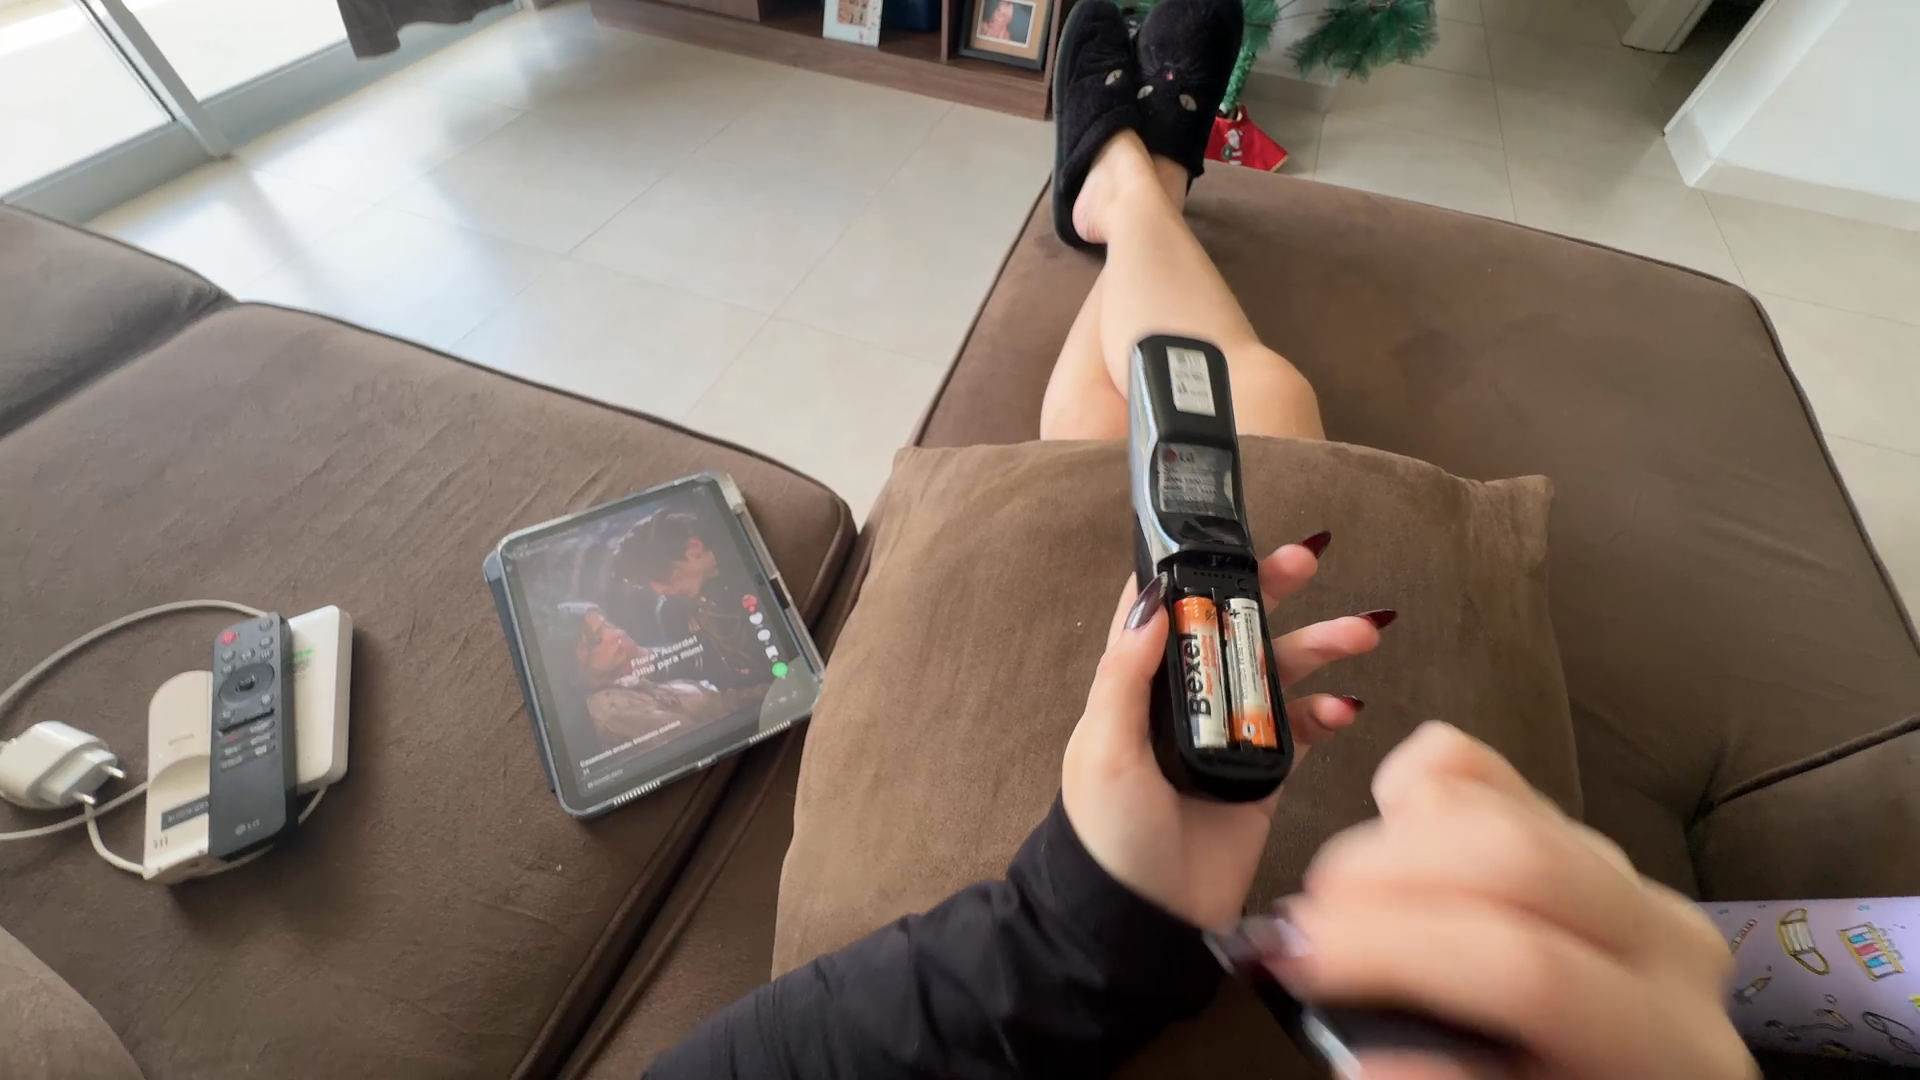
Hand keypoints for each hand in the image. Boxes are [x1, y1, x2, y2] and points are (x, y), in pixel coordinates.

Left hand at [1061, 537, 1385, 929]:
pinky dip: (1325, 714)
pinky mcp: (1261, 771)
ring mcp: (1225, 733)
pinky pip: (1300, 730)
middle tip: (1307, 559)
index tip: (1222, 540)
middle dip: (1266, 593)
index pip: (1159, 613)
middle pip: (1227, 630)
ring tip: (1362, 629)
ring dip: (1316, 647)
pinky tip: (1346, 708)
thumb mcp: (1102, 747)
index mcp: (1135, 685)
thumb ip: (1123, 674)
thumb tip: (1149, 600)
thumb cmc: (1108, 829)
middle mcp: (1181, 699)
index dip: (1188, 574)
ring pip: (1274, 672)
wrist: (1145, 918)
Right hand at [1266, 722, 1755, 1079]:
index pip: (1524, 967)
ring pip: (1476, 800)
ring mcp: (1610, 863)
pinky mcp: (1555, 817)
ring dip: (1378, 839)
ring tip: (1341, 897)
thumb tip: (1365, 1055)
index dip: (1393, 950)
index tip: (1299, 959)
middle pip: (1508, 854)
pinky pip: (1466, 763)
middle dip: (1376, 873)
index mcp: (1664, 1042)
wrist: (1602, 1065)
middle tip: (1307, 918)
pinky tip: (1387, 837)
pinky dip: (1404, 782)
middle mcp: (1657, 937)